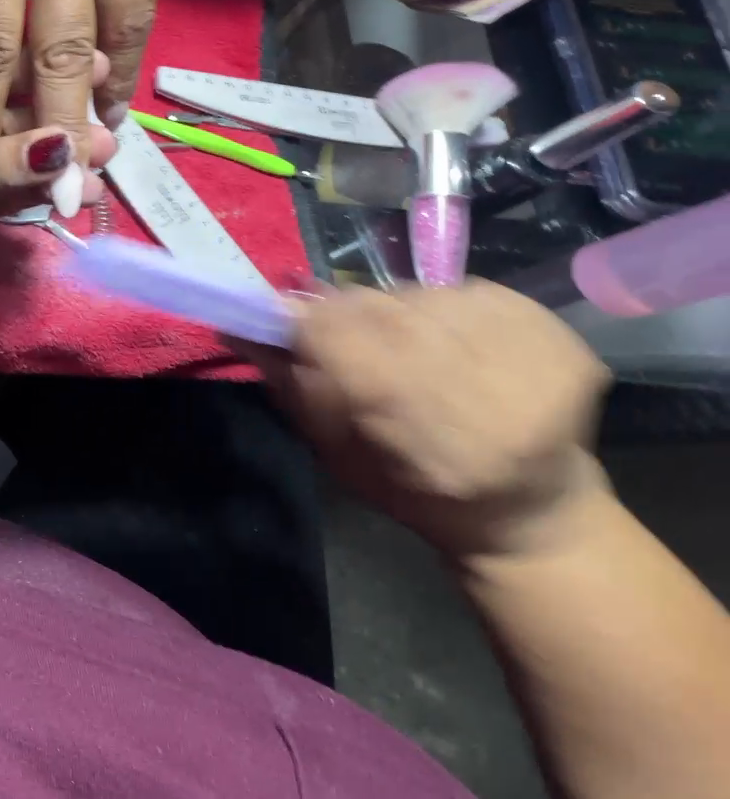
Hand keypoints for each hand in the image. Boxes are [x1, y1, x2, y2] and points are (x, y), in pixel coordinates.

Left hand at [0, 66, 117, 308]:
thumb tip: (67, 145)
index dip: (40, 72)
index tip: (98, 69)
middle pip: (2, 116)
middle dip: (54, 124)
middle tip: (110, 129)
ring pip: (2, 159)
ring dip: (47, 163)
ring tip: (103, 162)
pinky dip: (25, 196)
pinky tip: (67, 191)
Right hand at [251, 282, 613, 561]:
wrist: (528, 509)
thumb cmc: (409, 487)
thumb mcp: (332, 449)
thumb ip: (289, 382)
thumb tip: (236, 325)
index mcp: (424, 441)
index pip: (345, 343)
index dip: (304, 323)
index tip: (283, 321)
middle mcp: (490, 397)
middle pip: (383, 312)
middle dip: (343, 313)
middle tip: (333, 329)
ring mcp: (535, 363)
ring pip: (421, 294)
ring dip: (391, 307)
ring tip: (395, 340)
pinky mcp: (561, 337)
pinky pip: (470, 289)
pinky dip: (440, 304)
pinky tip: (442, 335)